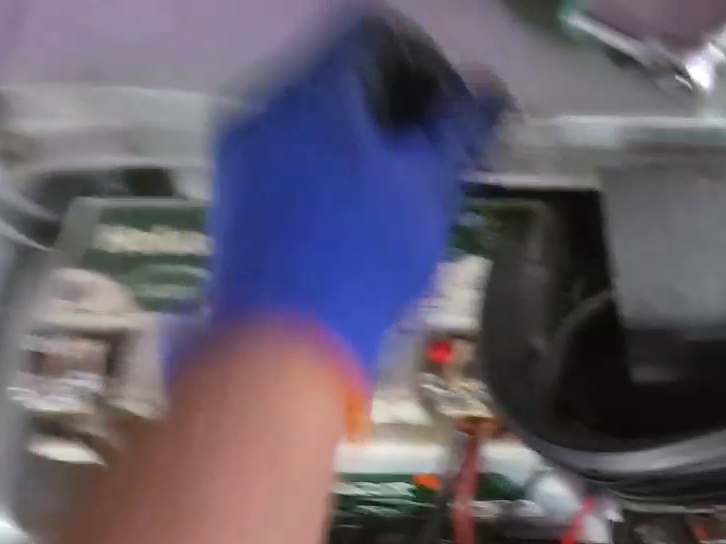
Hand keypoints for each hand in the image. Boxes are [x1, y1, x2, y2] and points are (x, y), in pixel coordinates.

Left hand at [184, 11, 503, 389]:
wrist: (287, 327)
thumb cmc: (369, 253)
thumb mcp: (429, 190)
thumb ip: (458, 131)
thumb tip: (490, 89)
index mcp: (318, 90)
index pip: (376, 34)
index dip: (428, 64)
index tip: (456, 111)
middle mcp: (268, 100)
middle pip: (345, 76)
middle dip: (400, 109)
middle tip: (438, 158)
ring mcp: (244, 144)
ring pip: (319, 117)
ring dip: (369, 141)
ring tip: (404, 195)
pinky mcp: (235, 186)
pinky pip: (294, 152)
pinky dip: (335, 166)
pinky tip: (360, 217)